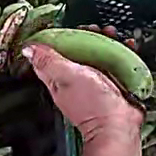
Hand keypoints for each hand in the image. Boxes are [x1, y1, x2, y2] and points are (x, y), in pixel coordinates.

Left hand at [25, 43, 141, 144]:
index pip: (53, 54)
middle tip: (97, 32)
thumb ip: (48, 61)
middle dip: (88, 37)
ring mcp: (96, 82)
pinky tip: (127, 47)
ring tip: (114, 36)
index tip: (71, 29)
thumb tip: (27, 49)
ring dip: (106, 42)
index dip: (60, 38)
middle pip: (78, 51)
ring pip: (98, 54)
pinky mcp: (113, 84)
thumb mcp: (66, 76)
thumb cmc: (92, 106)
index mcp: (59, 79)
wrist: (119, 127)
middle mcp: (77, 80)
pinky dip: (122, 53)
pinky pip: (117, 63)